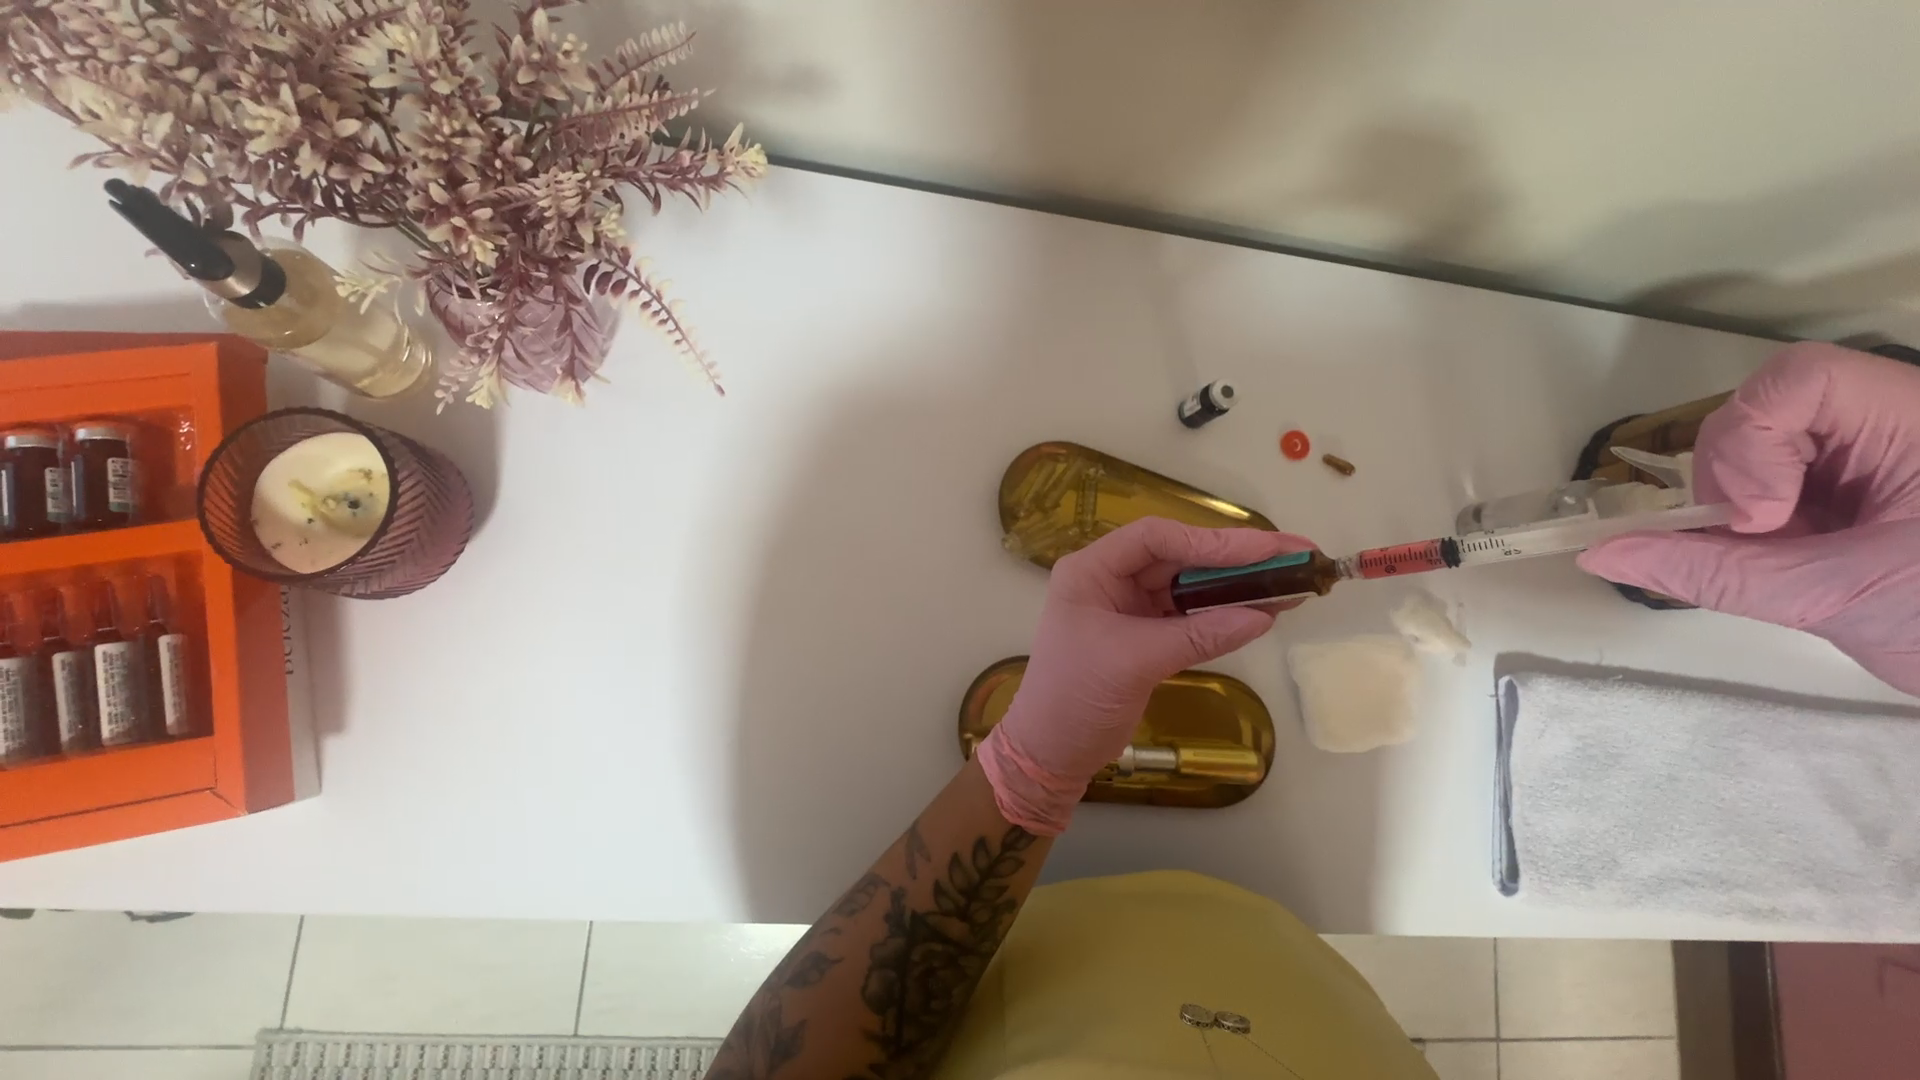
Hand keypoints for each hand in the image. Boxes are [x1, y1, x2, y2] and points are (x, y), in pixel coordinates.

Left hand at [976, 517, 1315, 833]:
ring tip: (1292, 580)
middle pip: (1179, 555)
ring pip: (1190, 584)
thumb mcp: (1134, 662)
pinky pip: (1190, 614)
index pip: (1155, 537)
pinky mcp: (1145, 634)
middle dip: (1236, 556)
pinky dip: (1224, 613)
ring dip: (1237, 584)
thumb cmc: (1076, 698)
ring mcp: (1129, 606)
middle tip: (1296, 554)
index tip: (1262, 549)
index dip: (1209, 540)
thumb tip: (1262, 616)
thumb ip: (1197, 636)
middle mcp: (1110, 578)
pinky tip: (1264, 610)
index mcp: (1092, 570)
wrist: (1052, 750)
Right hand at [1578, 342, 1919, 695]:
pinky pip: (1777, 471)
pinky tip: (1785, 547)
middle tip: (1757, 540)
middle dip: (1735, 478)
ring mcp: (1880, 449)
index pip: (1799, 379)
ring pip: (1761, 442)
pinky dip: (1755, 513)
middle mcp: (1897, 421)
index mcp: (1916, 428)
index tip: (1765, 518)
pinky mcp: (1864, 478)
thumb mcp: (1835, 599)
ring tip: (1778, 551)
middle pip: (1765, 411)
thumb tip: (1600, 553)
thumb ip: (1708, 572)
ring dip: (1740, 498)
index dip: (1751, 440)